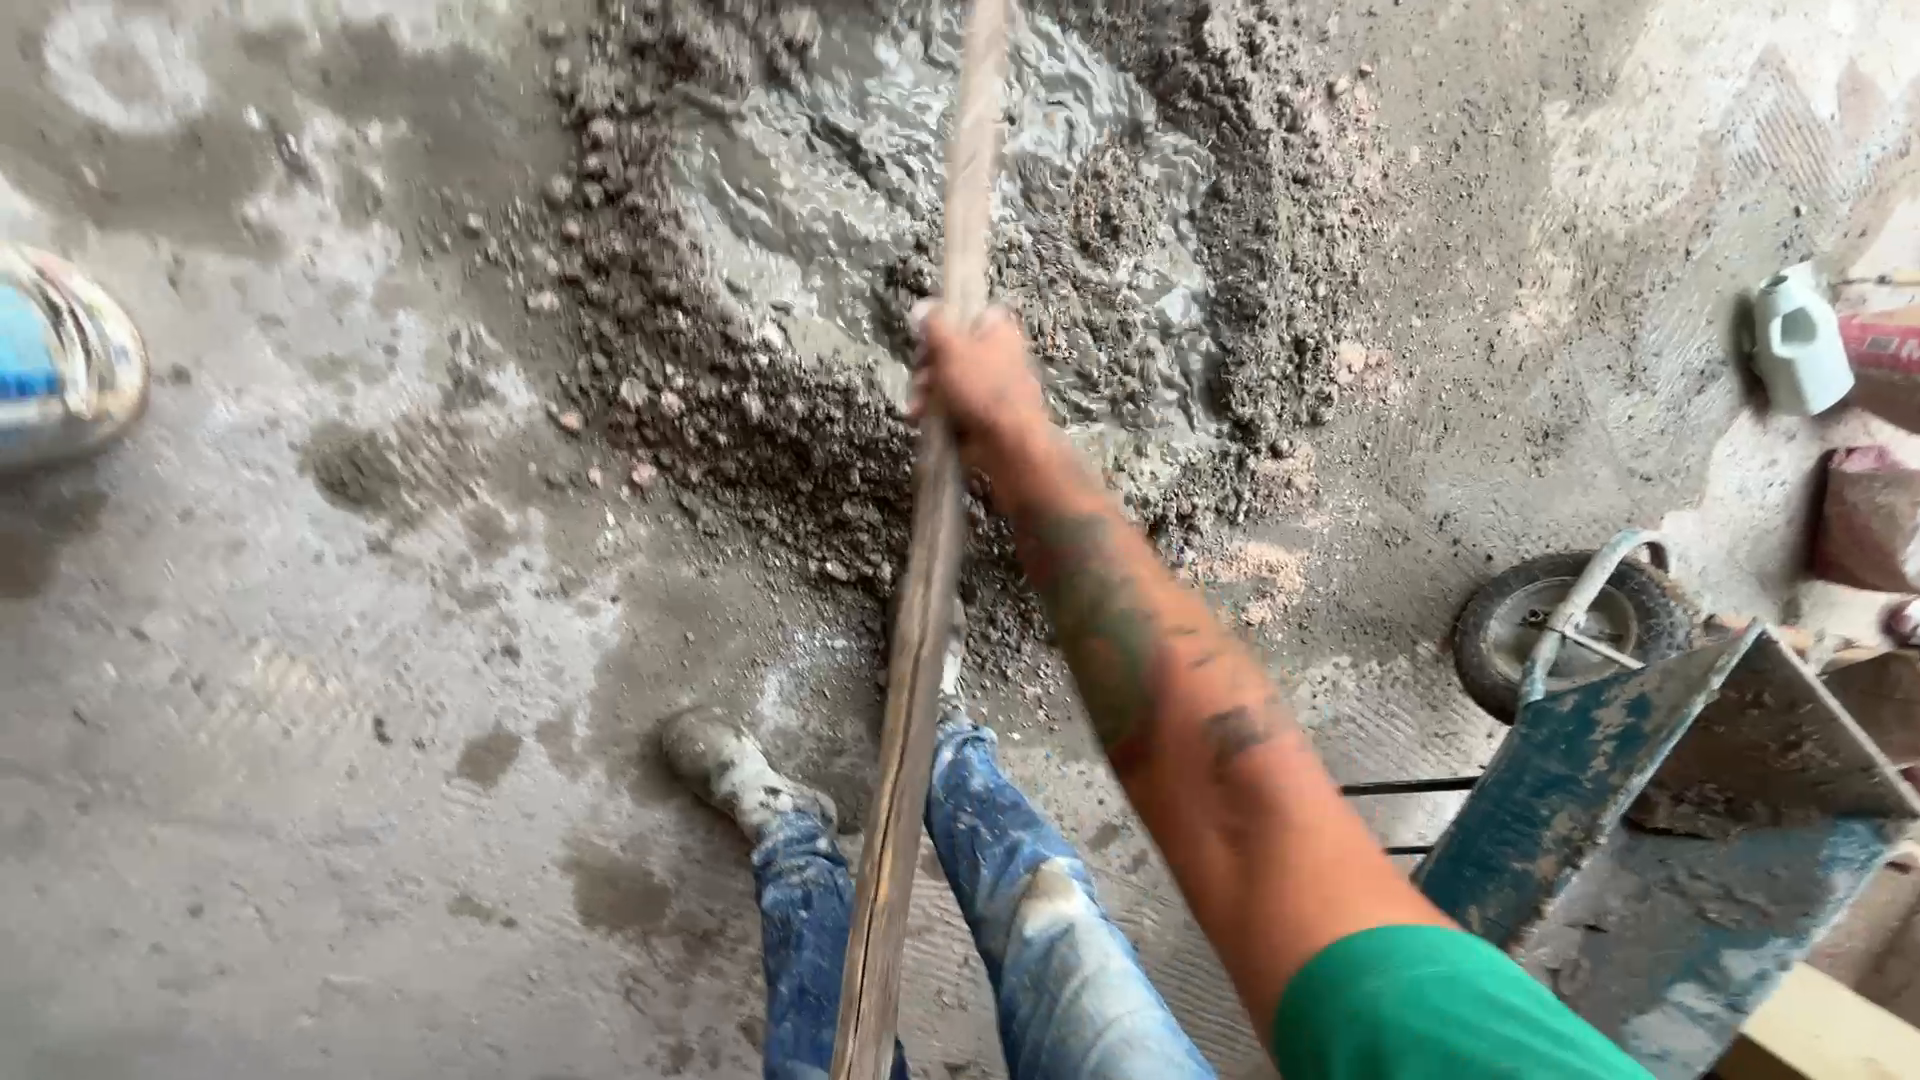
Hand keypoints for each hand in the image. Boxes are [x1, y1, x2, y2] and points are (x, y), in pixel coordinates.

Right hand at [909, 302, 1050, 476]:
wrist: (1009, 443)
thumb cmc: (982, 388)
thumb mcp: (952, 347)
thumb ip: (934, 324)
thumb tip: (923, 306)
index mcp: (996, 329)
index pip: (966, 313)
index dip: (940, 324)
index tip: (923, 338)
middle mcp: (996, 354)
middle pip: (950, 350)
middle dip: (927, 366)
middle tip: (921, 378)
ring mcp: (989, 387)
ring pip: (948, 380)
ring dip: (927, 393)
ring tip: (919, 408)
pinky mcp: (982, 413)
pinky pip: (953, 405)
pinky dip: (937, 411)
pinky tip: (922, 419)